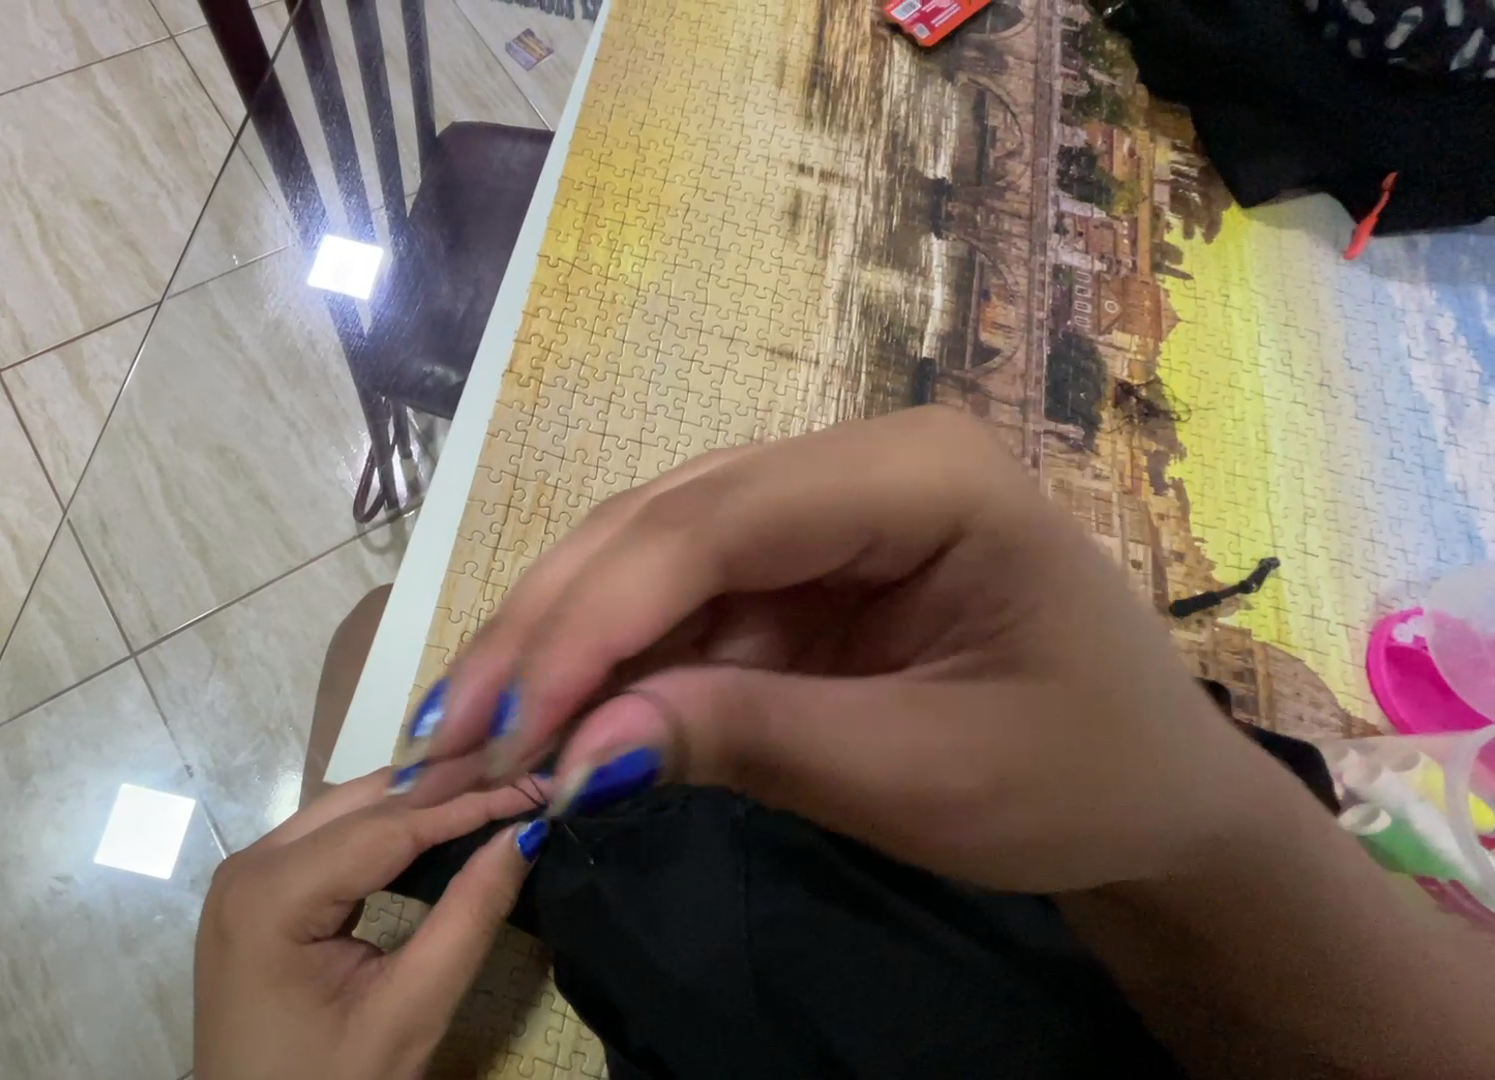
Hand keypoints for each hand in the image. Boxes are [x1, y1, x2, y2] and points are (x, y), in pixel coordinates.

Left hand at [195, 772, 542, 1077]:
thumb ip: (469, 915)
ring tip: (490, 791)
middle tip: (518, 776)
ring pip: (351, 808)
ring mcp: (250, 871)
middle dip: (447, 787)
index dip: (468, 802)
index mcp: (271, 894)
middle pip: (366, 803)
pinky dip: (392, 826)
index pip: (389, 825)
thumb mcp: (409, 1012)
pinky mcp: (260, 886)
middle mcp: (252, 863)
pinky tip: (438, 824)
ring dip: (422, 800)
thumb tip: (524, 832)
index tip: (534, 785)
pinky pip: (335, 834)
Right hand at [397, 407, 1317, 892]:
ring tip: (474, 722)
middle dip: (548, 629)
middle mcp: (846, 463)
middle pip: (656, 526)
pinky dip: (599, 661)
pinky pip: (665, 599)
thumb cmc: (1080, 779)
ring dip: (553, 642)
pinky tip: (543, 708)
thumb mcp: (922, 776)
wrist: (1149, 795)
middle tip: (455, 725)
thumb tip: (574, 755)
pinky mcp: (779, 564)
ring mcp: (804, 509)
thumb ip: (747, 741)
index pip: (715, 525)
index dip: (597, 620)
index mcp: (920, 474)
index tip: (514, 724)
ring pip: (639, 554)